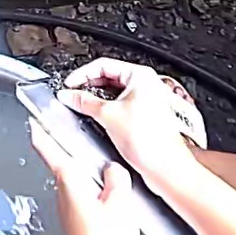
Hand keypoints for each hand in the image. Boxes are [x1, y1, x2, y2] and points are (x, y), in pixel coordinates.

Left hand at [29, 119, 140, 234]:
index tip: (33, 116)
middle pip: (65, 165)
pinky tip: (115, 206)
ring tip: (107, 171)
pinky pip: (88, 206)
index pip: (46, 146)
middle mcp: (64, 196)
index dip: (39, 128)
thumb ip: (116, 179)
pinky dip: (99, 200)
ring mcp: (71, 215)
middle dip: (73, 152)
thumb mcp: (120, 202)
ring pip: (78, 186)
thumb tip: (113, 170)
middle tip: (79, 137)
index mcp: (68, 180)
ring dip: (89, 178)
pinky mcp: (82, 232)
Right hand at [60, 58, 200, 181]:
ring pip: (114, 91)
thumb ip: (83, 101)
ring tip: (83, 105)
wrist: (167, 169)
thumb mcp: (107, 115)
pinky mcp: (145, 115)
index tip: (69, 84)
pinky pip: (121, 104)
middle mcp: (146, 84)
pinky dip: (107, 107)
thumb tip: (68, 95)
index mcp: (140, 75)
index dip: (82, 74)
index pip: (102, 65)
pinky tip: (97, 116)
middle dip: (88, 85)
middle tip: (73, 94)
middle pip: (108, 76)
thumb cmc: (149, 141)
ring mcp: (147, 99)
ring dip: (97, 97)